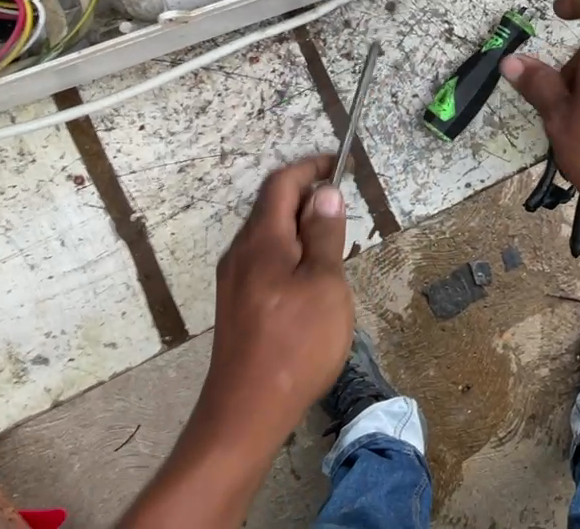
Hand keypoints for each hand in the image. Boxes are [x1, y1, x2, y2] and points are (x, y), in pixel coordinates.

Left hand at [192, 155, 352, 451]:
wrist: (246, 414)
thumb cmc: (295, 344)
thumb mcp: (325, 283)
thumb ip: (325, 234)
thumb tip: (326, 193)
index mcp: (262, 242)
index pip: (280, 184)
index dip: (309, 167)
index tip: (339, 165)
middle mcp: (241, 254)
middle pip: (271, 207)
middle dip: (308, 198)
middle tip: (345, 212)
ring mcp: (235, 282)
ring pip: (270, 236)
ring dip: (302, 228)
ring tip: (335, 247)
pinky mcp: (238, 306)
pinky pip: (266, 260)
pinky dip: (292, 252)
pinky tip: (313, 280)